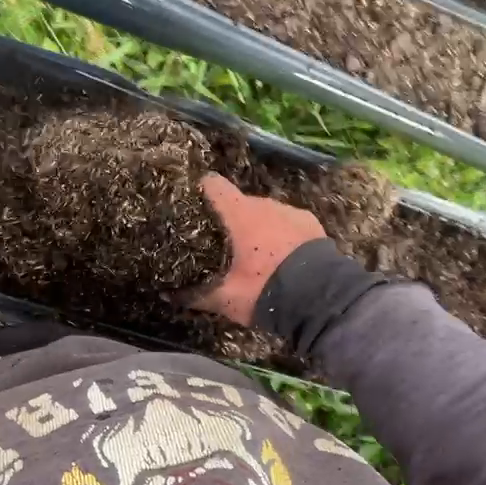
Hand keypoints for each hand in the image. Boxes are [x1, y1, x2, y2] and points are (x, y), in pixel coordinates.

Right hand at [188, 174, 327, 325]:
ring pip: (262, 213)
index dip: (198, 191)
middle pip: (237, 202)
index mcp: (239, 214)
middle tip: (216, 243)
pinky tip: (276, 257)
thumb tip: (166, 293)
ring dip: (253, 228)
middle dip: (226, 219)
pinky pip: (284, 223)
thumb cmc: (263, 291)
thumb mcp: (224, 299)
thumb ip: (194, 294)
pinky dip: (276, 235)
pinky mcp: (310, 223)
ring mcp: (290, 211)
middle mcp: (264, 204)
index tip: (188, 205)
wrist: (319, 298)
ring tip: (248, 254)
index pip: (212, 185)